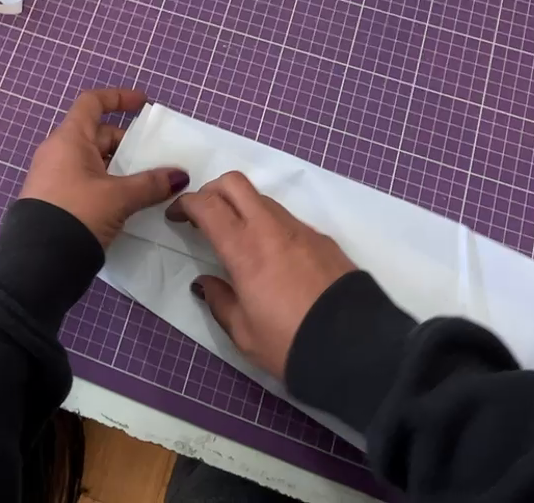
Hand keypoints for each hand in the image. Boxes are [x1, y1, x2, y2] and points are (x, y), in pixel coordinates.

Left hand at [20, 88, 188, 246]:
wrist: (37, 267)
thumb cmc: (76, 215)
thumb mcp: (118, 198)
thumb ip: (150, 184)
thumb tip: (180, 176)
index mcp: (69, 139)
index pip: (92, 102)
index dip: (118, 98)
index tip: (143, 104)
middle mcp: (59, 152)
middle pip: (97, 134)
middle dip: (128, 143)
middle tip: (155, 157)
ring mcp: (55, 177)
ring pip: (94, 160)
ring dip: (120, 167)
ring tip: (148, 182)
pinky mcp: (56, 201)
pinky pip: (87, 180)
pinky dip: (108, 184)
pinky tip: (129, 202)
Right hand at [166, 171, 355, 378]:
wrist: (358, 349)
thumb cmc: (291, 344)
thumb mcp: (244, 333)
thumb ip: (220, 302)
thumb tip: (205, 283)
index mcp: (244, 249)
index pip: (207, 205)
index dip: (186, 204)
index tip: (176, 216)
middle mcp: (270, 228)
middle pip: (234, 183)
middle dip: (211, 190)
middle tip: (202, 215)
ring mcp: (299, 229)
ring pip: (261, 198)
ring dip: (241, 206)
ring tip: (235, 236)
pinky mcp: (321, 238)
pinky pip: (285, 218)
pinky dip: (267, 223)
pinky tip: (269, 254)